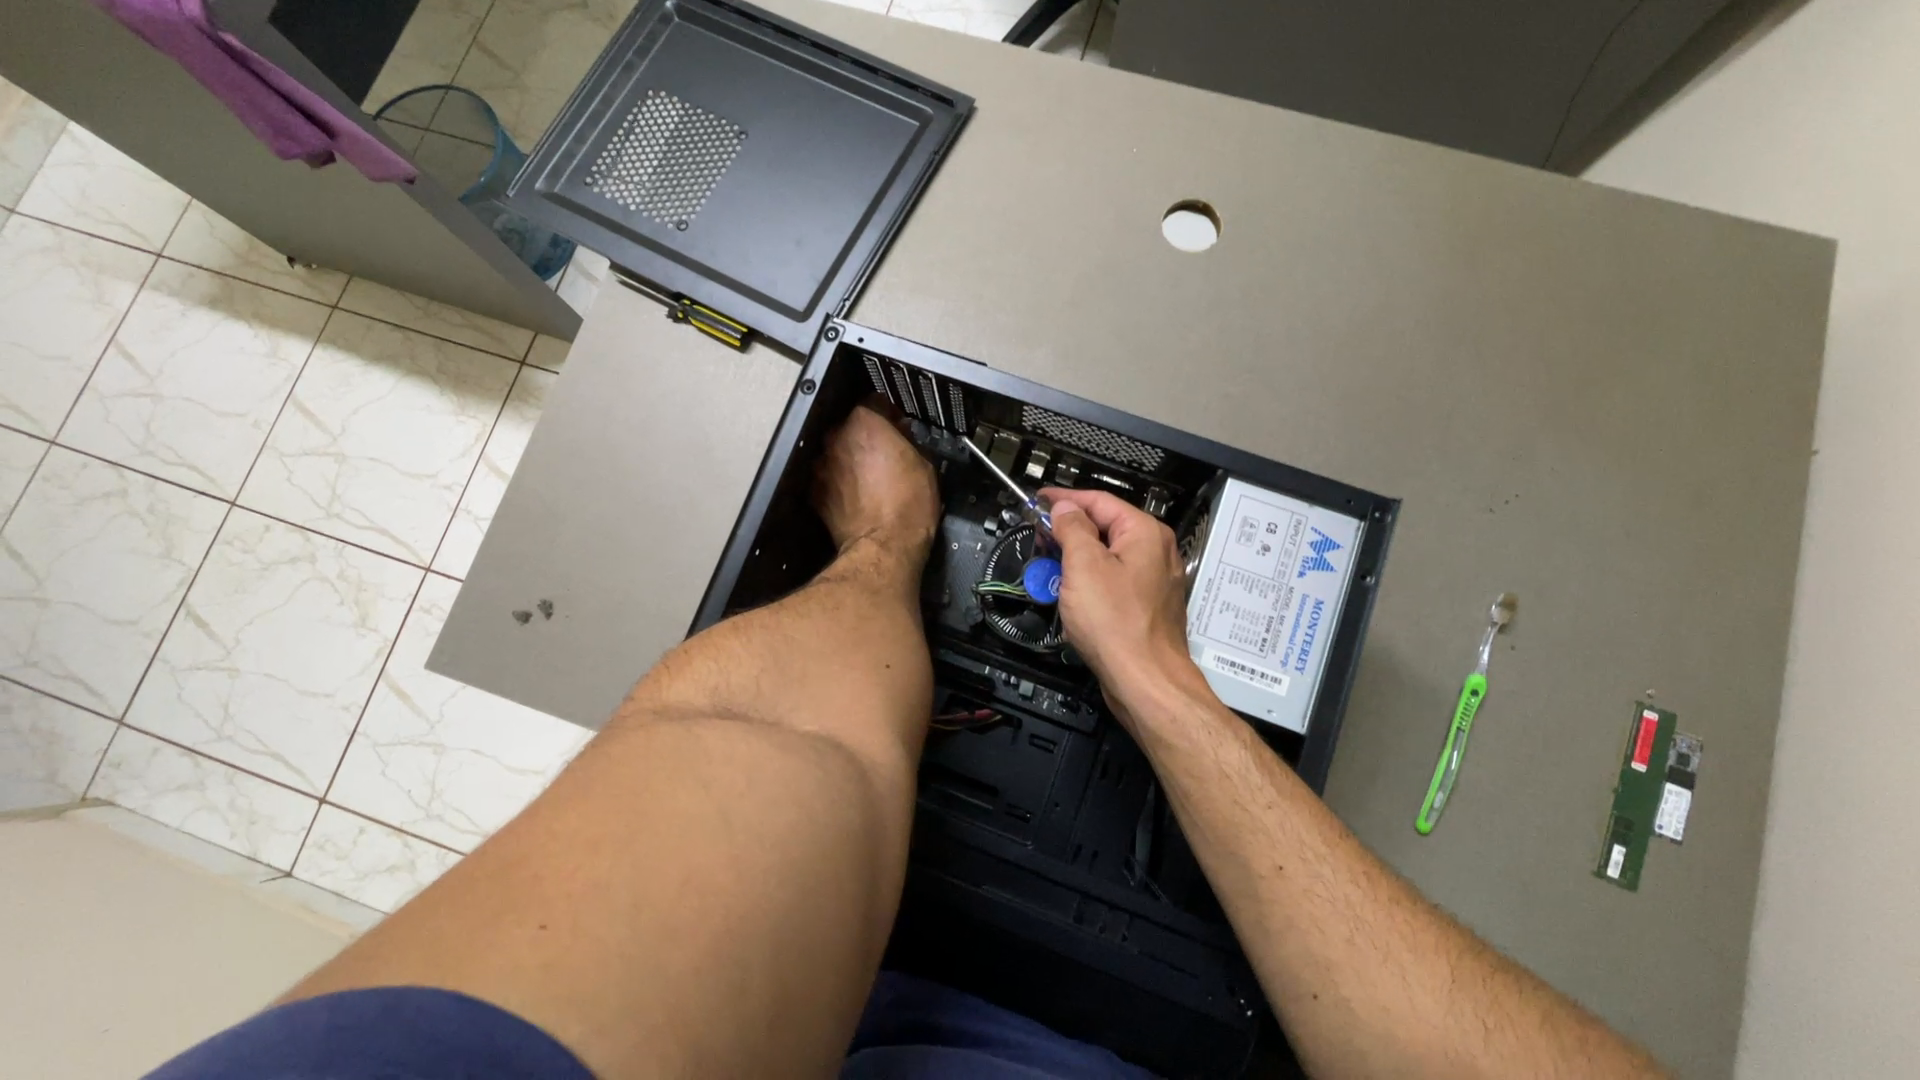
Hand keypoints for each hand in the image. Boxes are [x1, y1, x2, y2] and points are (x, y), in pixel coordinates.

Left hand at [813, 402, 939, 558]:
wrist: (884, 546)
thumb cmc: (907, 507)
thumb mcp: (925, 464)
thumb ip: (909, 441)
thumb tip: (903, 438)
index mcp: (865, 423)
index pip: (874, 401)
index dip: (889, 413)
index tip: (898, 424)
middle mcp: (837, 438)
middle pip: (851, 426)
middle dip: (867, 436)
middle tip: (887, 453)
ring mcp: (822, 465)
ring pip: (837, 452)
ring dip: (851, 459)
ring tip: (872, 479)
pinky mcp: (815, 492)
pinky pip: (828, 478)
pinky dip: (839, 483)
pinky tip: (858, 496)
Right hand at [1041, 488, 1201, 720]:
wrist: (1145, 681)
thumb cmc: (1115, 622)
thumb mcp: (1083, 566)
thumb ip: (1072, 529)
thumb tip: (1065, 508)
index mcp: (1145, 533)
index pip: (1099, 501)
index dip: (1065, 499)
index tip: (1037, 501)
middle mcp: (1156, 552)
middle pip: (1105, 528)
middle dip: (1068, 531)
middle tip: (1038, 538)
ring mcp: (1154, 581)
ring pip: (1108, 557)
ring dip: (1076, 560)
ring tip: (1049, 569)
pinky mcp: (1146, 607)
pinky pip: (1114, 582)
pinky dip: (1090, 582)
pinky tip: (1072, 595)